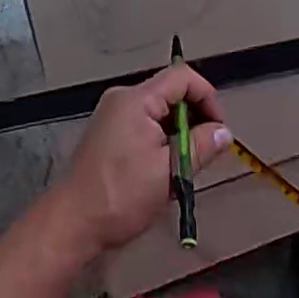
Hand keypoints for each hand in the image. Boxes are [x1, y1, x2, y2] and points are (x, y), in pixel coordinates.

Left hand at [46, 65, 230, 257]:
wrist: (73, 220)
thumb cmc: (121, 195)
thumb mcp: (169, 172)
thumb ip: (199, 146)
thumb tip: (224, 132)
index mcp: (135, 99)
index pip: (181, 77)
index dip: (206, 96)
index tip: (219, 128)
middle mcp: (122, 98)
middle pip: (170, 92)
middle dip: (193, 119)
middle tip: (206, 153)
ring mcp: (113, 114)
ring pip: (159, 111)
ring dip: (178, 133)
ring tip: (184, 167)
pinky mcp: (109, 131)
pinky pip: (144, 123)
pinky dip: (161, 140)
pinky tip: (165, 169)